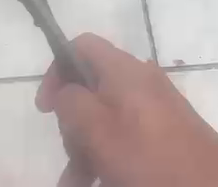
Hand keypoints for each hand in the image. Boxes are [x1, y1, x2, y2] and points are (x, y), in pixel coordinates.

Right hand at [36, 34, 217, 186]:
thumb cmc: (152, 159)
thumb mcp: (98, 130)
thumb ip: (71, 103)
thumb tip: (64, 91)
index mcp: (124, 69)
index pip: (82, 46)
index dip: (57, 70)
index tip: (46, 109)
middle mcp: (142, 81)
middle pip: (94, 88)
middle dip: (74, 124)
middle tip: (69, 159)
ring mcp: (160, 109)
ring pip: (110, 120)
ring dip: (89, 150)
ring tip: (78, 184)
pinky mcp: (172, 136)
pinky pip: (131, 139)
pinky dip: (113, 158)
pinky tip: (104, 182)